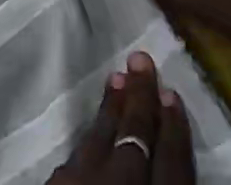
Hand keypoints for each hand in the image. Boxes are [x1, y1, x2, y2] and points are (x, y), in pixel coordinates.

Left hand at [48, 51, 194, 184]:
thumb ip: (166, 176)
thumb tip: (167, 146)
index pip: (173, 163)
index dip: (175, 129)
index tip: (172, 94)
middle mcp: (121, 180)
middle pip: (136, 137)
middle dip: (140, 99)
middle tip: (140, 59)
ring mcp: (84, 179)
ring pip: (101, 138)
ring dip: (111, 108)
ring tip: (117, 78)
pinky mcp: (55, 183)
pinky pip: (77, 154)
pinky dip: (89, 134)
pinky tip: (93, 125)